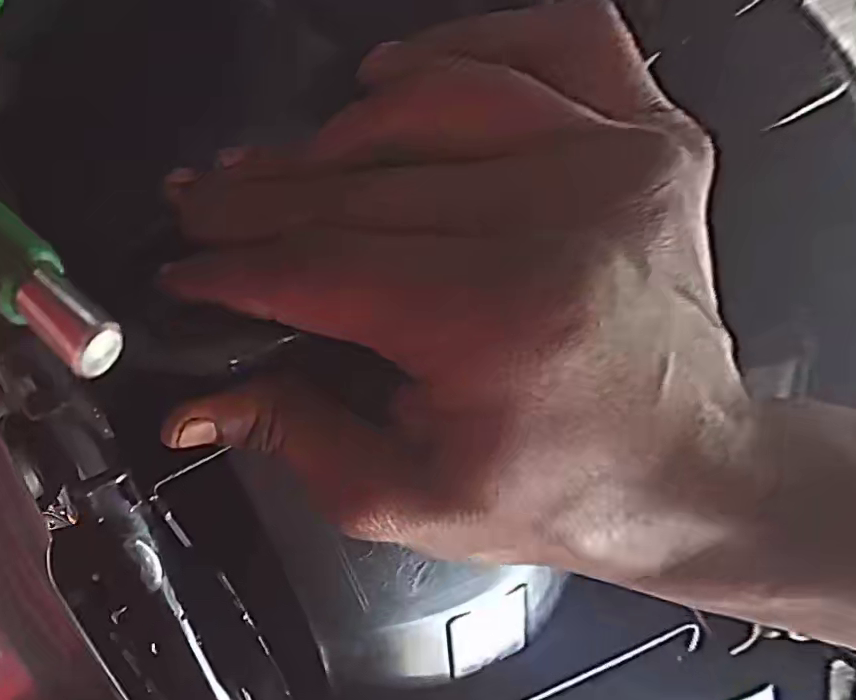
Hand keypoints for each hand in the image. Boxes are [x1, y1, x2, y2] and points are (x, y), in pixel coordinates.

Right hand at [160, 1, 751, 584]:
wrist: (677, 475)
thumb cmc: (542, 496)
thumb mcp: (391, 498)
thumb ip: (289, 437)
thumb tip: (193, 411)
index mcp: (493, 319)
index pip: (317, 265)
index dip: (231, 268)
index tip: (178, 271)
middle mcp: (561, 219)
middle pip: (356, 183)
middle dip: (251, 199)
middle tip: (190, 204)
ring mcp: (614, 163)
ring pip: (431, 102)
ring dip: (324, 134)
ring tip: (262, 165)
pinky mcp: (643, 140)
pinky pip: (550, 45)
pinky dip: (457, 53)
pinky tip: (389, 80)